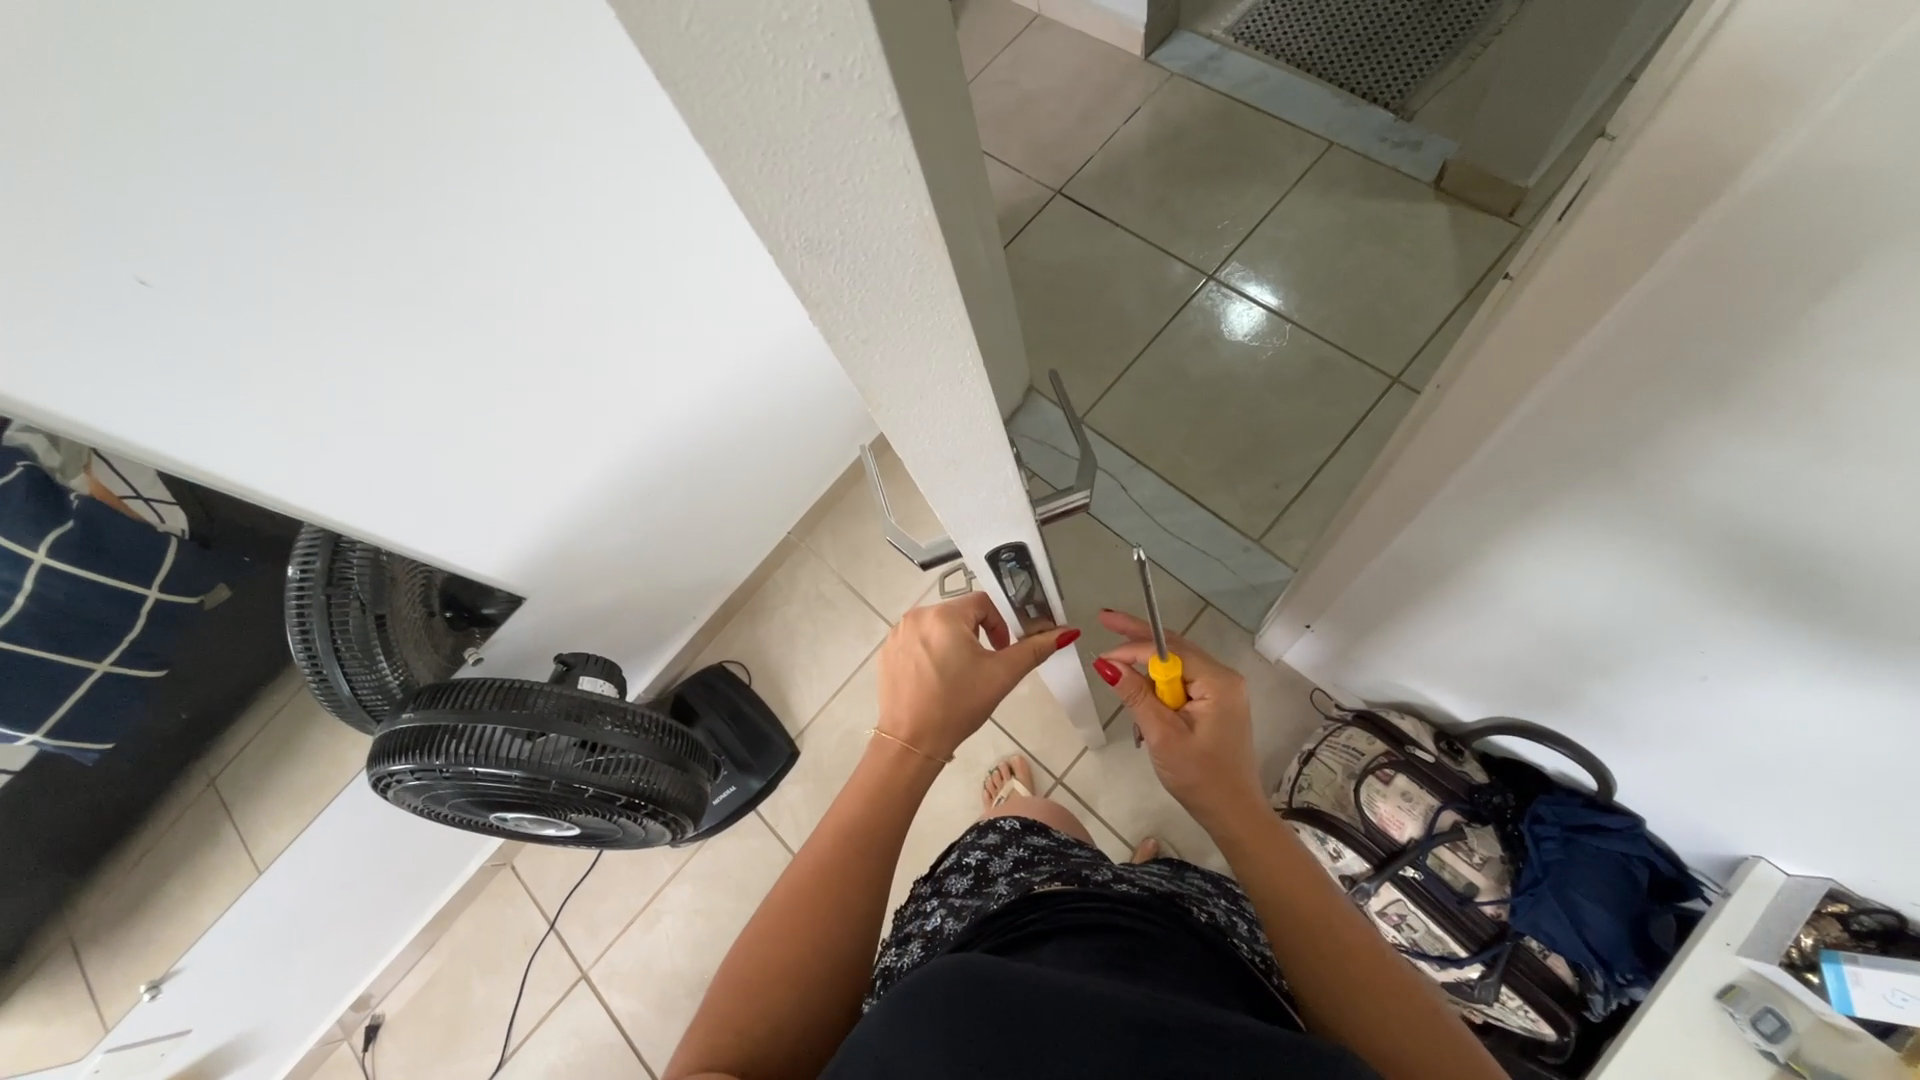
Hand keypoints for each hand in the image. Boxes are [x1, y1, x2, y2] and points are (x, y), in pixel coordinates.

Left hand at [875, 592, 1078, 761]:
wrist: (912, 741)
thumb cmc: (958, 705)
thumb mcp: (1001, 675)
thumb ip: (1034, 649)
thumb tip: (1066, 631)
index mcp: (944, 615)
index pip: (983, 603)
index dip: (1000, 624)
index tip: (1002, 651)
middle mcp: (917, 616)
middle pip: (959, 614)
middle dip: (976, 636)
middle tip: (982, 668)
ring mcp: (898, 633)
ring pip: (938, 628)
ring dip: (953, 644)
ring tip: (959, 677)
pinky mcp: (887, 651)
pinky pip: (917, 641)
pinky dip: (930, 654)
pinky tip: (936, 682)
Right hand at [1093, 610, 1264, 830]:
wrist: (1233, 814)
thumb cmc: (1200, 778)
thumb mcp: (1162, 735)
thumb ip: (1136, 696)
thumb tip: (1106, 664)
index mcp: (1218, 682)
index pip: (1168, 651)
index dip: (1133, 648)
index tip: (1102, 655)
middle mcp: (1223, 678)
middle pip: (1173, 648)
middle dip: (1138, 637)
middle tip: (1104, 618)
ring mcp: (1221, 691)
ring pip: (1174, 666)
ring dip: (1145, 670)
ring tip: (1115, 664)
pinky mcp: (1214, 705)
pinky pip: (1180, 684)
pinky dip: (1157, 689)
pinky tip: (1140, 698)